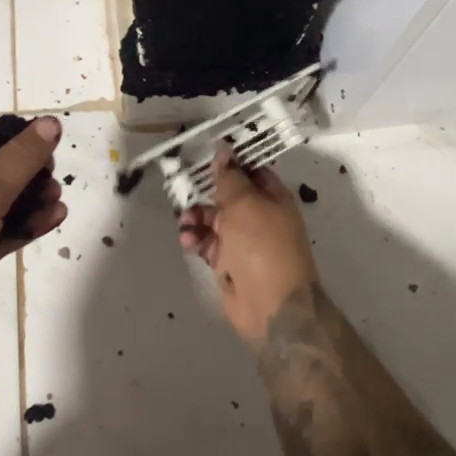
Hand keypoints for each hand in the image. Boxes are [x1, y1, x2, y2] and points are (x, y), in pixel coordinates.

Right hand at [178, 145, 319, 350]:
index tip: (203, 152)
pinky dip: (196, 239)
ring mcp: (243, 241)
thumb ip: (230, 177)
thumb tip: (223, 151)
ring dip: (196, 216)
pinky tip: (188, 241)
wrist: (271, 305)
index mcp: (273, 197)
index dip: (229, 160)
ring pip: (214, 219)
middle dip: (204, 191)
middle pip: (228, 195)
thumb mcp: (244, 204)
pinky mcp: (228, 263)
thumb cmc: (262, 246)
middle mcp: (259, 216)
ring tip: (184, 222)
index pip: (251, 170)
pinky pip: (208, 243)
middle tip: (182, 188)